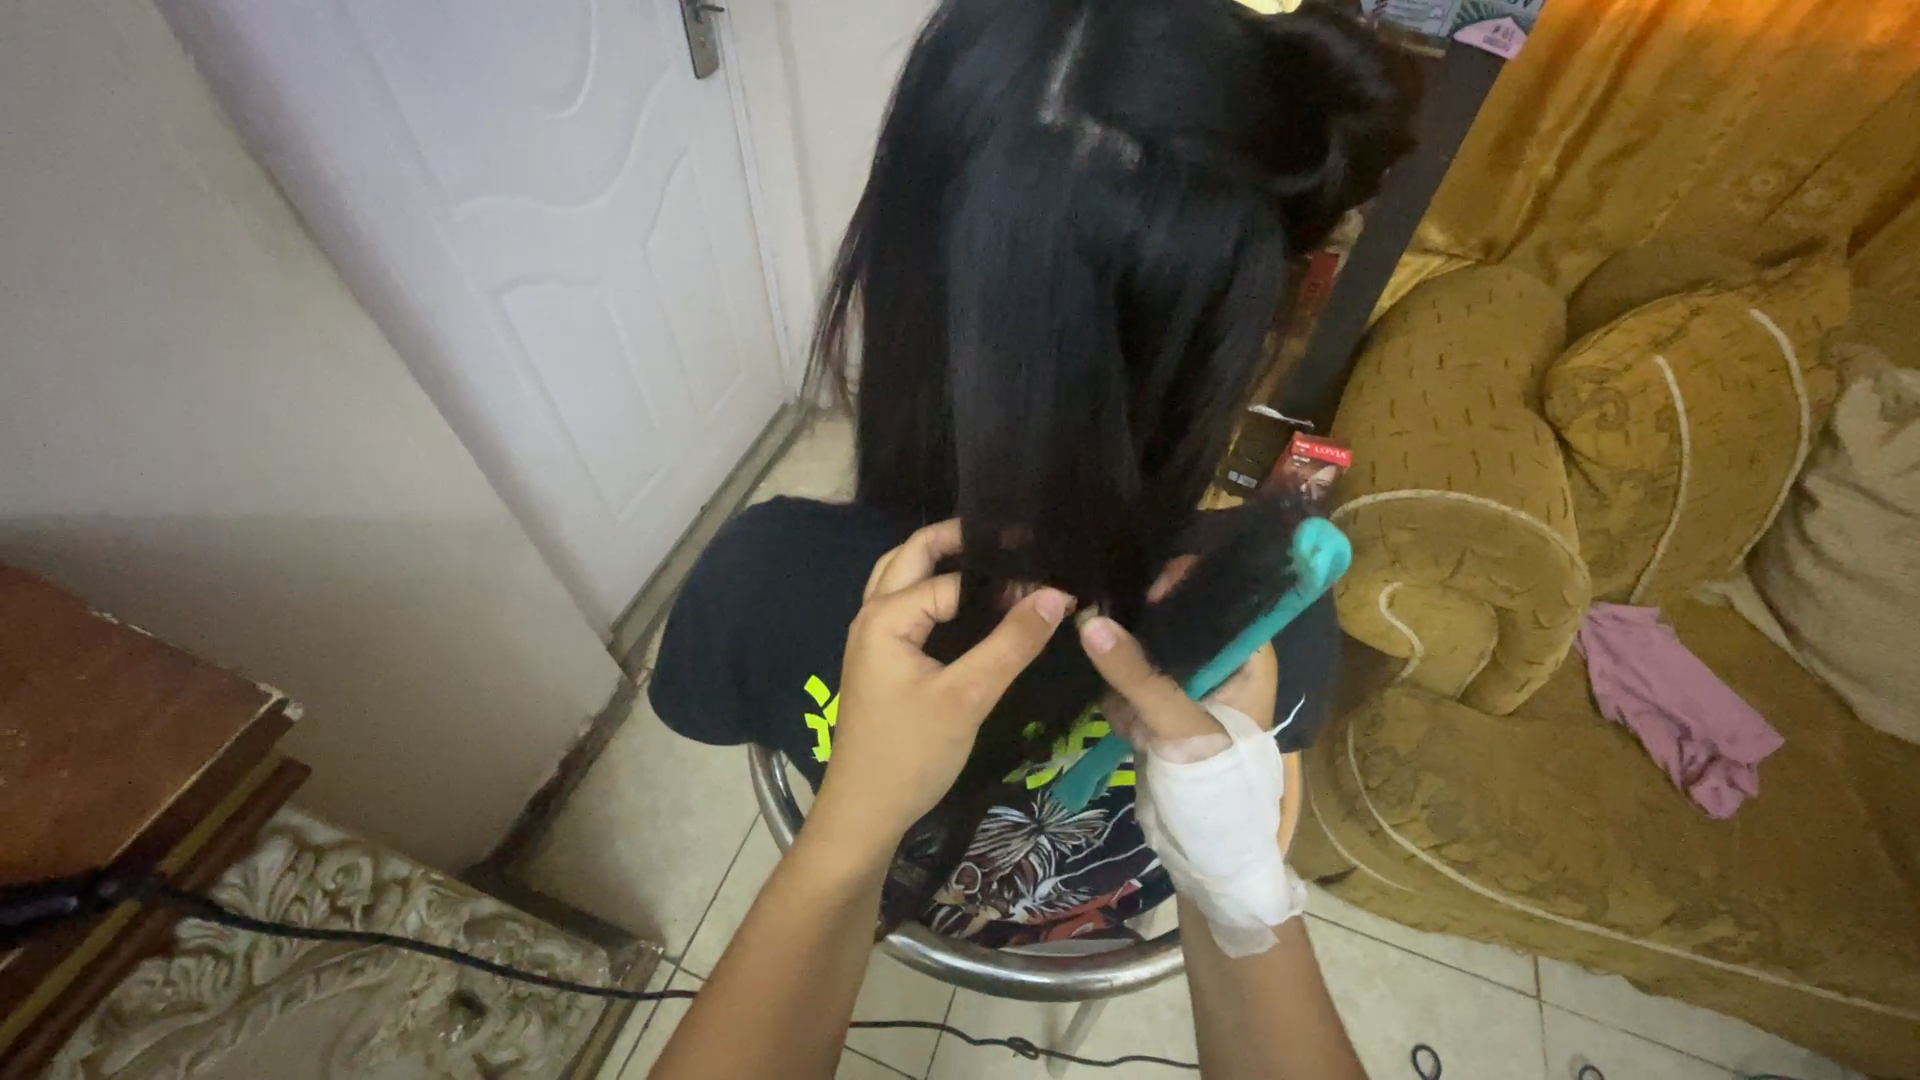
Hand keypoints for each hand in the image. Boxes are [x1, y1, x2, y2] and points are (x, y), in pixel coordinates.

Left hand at [808, 520, 1072, 856]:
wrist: (864, 811)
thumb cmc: (910, 753)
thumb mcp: (967, 697)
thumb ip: (1011, 643)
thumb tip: (1057, 594)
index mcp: (886, 616)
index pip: (952, 580)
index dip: (1000, 580)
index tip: (1048, 582)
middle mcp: (872, 615)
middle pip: (911, 555)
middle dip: (956, 540)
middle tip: (1011, 543)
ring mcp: (872, 638)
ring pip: (902, 578)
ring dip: (939, 562)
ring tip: (991, 564)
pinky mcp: (880, 659)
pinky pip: (904, 606)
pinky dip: (932, 591)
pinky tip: (965, 607)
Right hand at [1078, 614, 1301, 955]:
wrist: (1206, 857)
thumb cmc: (1219, 790)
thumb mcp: (1180, 727)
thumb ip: (1136, 674)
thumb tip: (1090, 622)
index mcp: (1247, 660)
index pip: (1219, 597)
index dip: (1184, 587)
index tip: (1148, 598)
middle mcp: (1219, 667)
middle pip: (1170, 623)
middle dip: (1140, 647)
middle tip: (1121, 662)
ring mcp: (1186, 690)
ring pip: (1140, 654)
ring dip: (1126, 686)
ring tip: (1134, 721)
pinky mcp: (1160, 711)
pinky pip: (1127, 686)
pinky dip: (1121, 707)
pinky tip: (1129, 734)